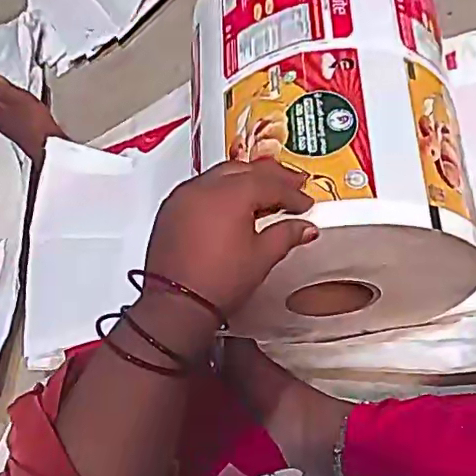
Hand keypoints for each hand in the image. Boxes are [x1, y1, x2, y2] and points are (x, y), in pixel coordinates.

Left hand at [146, 159, 319, 320]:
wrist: (177, 305)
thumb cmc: (216, 284)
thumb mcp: (261, 258)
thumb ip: (285, 235)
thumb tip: (304, 228)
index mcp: (230, 195)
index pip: (269, 183)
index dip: (291, 193)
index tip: (304, 204)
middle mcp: (203, 188)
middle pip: (244, 170)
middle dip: (270, 176)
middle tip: (291, 184)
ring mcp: (183, 197)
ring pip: (220, 175)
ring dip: (244, 179)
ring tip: (264, 194)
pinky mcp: (171, 210)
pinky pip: (200, 188)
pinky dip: (220, 190)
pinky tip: (232, 204)